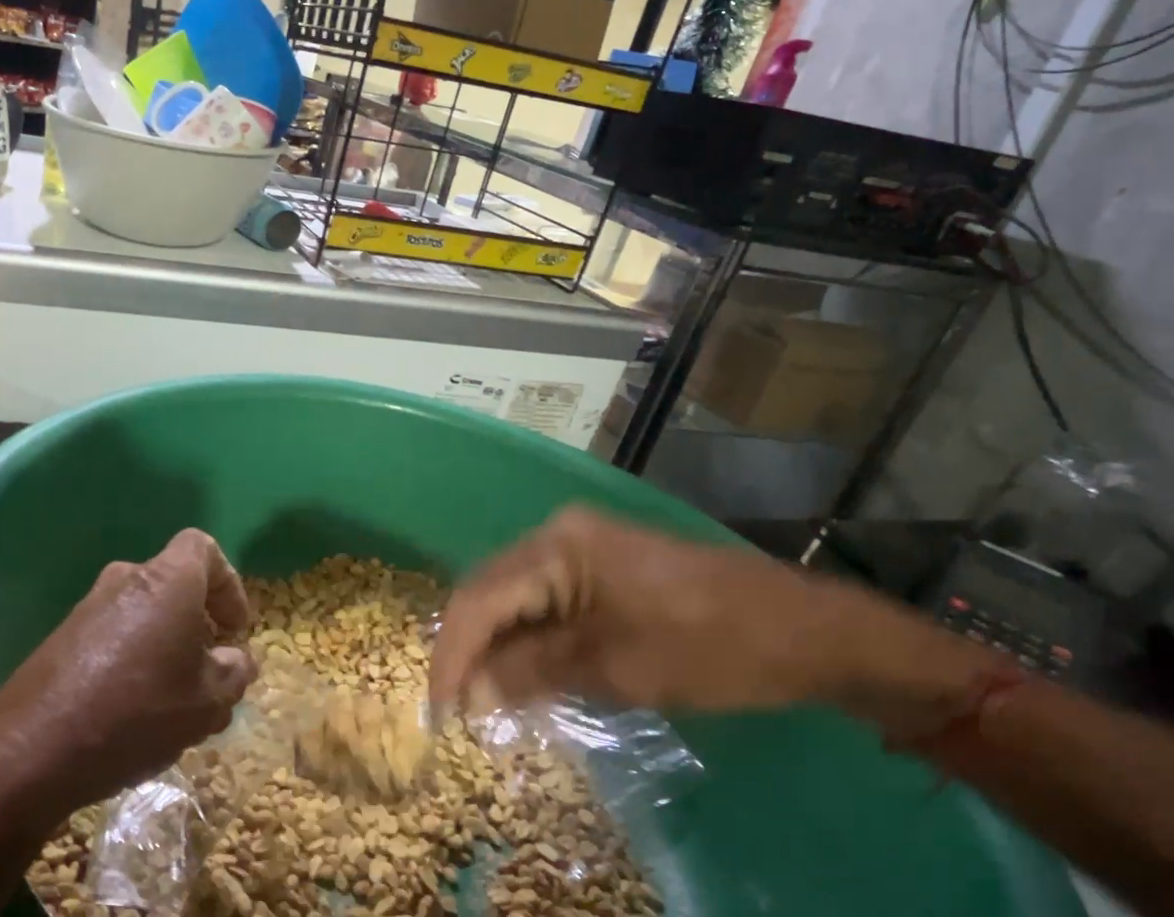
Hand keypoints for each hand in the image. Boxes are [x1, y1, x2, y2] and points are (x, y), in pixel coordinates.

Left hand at [0, 528, 258, 808]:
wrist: (34, 747)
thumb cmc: (138, 712)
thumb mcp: (207, 702)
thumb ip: (234, 673)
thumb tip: (236, 661)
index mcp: (167, 580)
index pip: (204, 548)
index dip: (229, 584)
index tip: (235, 631)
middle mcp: (126, 580)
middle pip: (174, 585)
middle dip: (198, 625)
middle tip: (211, 673)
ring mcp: (89, 607)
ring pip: (144, 615)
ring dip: (167, 648)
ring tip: (176, 703)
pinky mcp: (63, 638)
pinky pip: (115, 637)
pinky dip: (135, 661)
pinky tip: (136, 713)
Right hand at [428, 506, 990, 728]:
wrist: (810, 632)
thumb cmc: (711, 647)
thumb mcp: (616, 668)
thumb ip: (532, 673)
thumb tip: (470, 695)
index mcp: (557, 546)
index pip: (479, 600)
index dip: (452, 656)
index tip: (437, 712)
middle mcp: (558, 534)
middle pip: (489, 593)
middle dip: (468, 651)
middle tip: (456, 711)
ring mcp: (581, 546)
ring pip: (514, 598)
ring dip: (496, 647)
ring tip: (483, 699)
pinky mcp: (601, 566)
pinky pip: (544, 601)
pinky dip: (528, 638)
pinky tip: (524, 674)